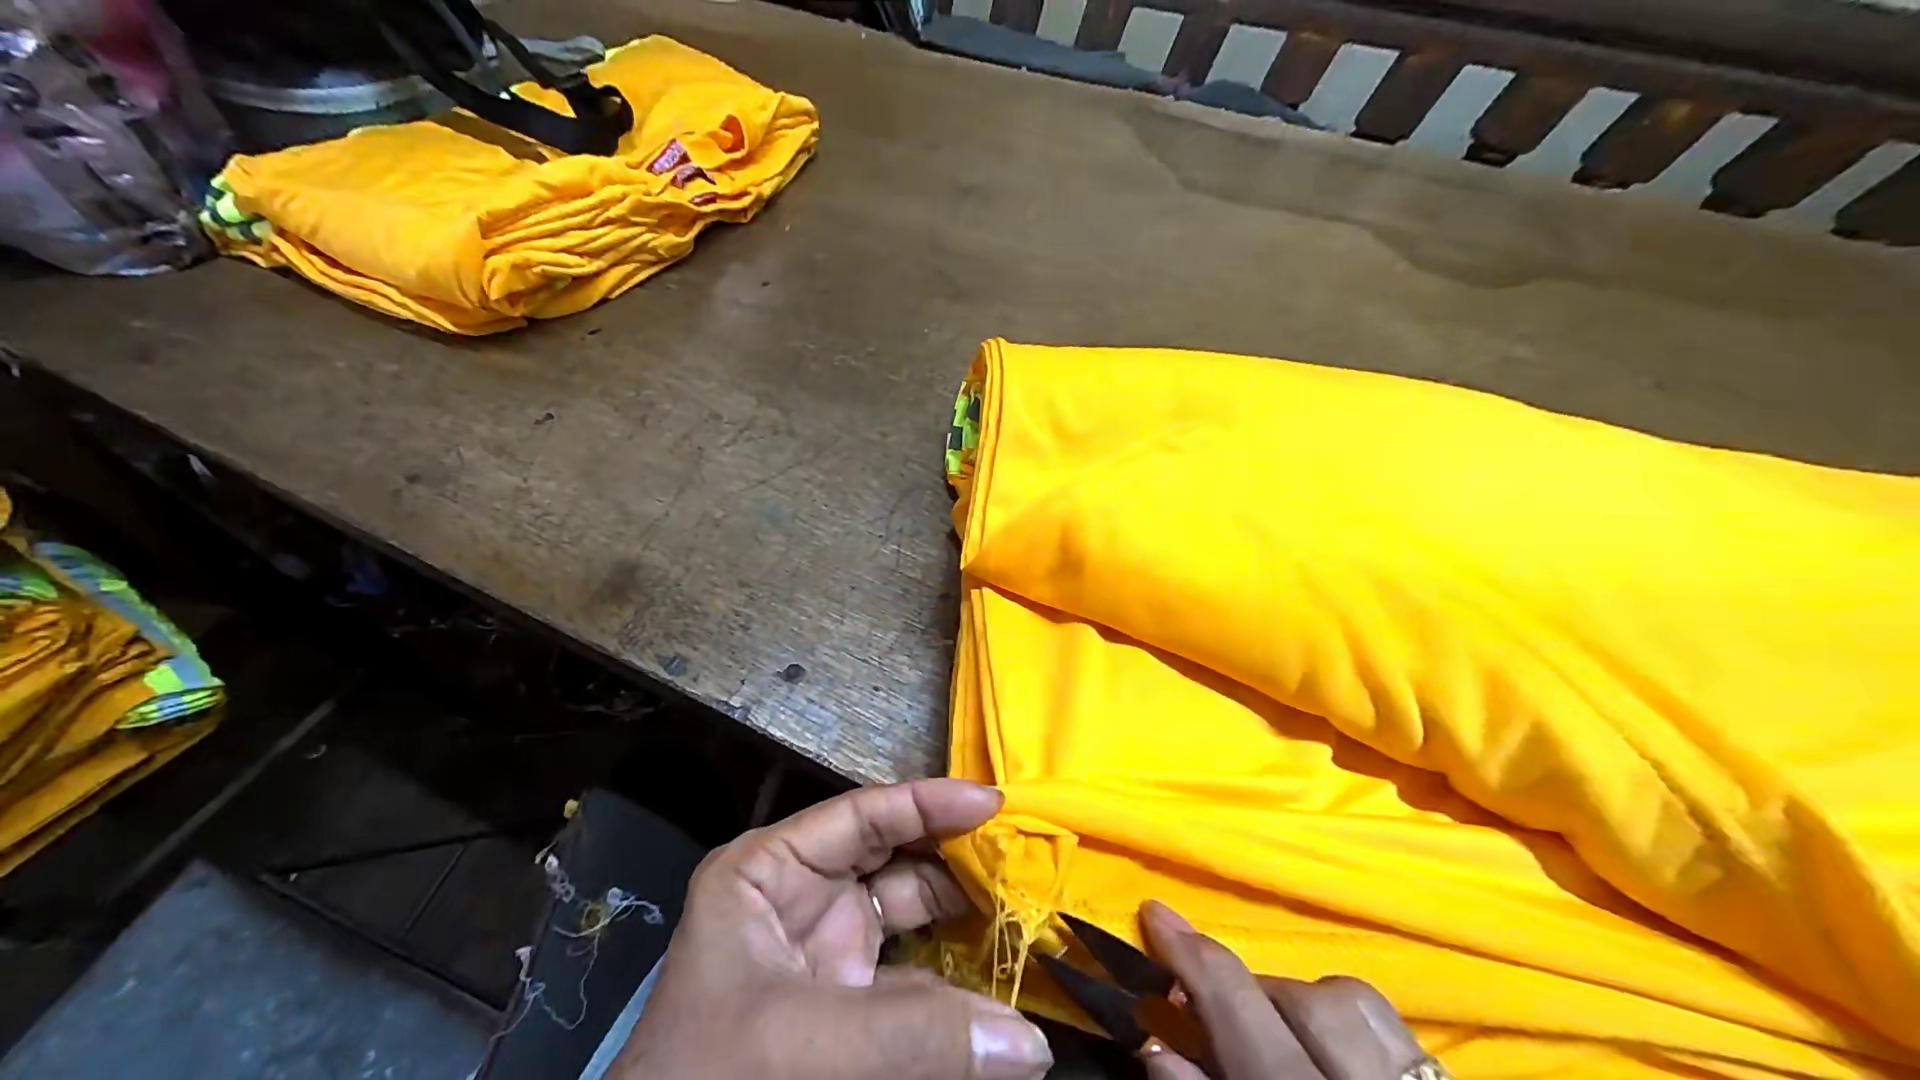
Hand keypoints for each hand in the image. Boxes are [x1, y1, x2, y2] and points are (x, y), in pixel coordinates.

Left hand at [609, 779, 1053, 1079]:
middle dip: (954, 853)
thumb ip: (918, 1035)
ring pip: (906, 908)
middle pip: (892, 854)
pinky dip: (954, 972)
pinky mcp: (845, 1003)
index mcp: (768, 870)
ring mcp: (825, 949)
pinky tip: (998, 968)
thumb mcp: (806, 1044)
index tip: (993, 802)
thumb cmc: (714, 1077)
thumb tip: (1030, 1043)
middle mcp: (800, 895)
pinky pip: (911, 972)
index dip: (928, 803)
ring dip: (961, 908)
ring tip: (1022, 904)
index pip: (861, 816)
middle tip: (1021, 854)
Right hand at [1137, 902, 1435, 1079]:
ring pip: (1358, 1001)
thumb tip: (1156, 1043)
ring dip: (1307, 1001)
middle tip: (1224, 1016)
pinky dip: (1360, 1024)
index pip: (1239, 1007)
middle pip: (1305, 997)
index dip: (1192, 956)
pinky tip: (1343, 1049)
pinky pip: (1404, 1030)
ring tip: (1285, 1033)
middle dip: (1254, 992)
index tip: (1153, 913)